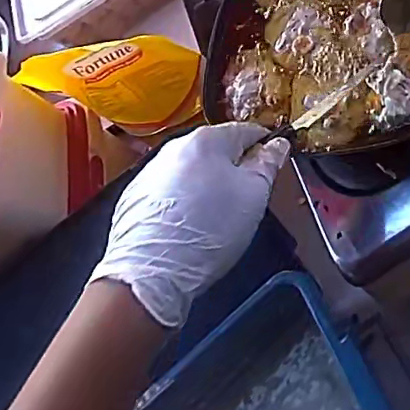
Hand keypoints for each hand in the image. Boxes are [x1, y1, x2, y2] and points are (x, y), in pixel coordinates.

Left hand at [89, 122, 289, 326]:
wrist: (147, 278)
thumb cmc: (209, 230)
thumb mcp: (255, 194)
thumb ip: (269, 162)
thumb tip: (277, 144)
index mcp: (209, 138)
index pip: (249, 130)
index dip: (265, 148)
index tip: (270, 168)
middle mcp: (176, 146)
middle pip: (218, 149)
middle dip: (233, 168)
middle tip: (243, 198)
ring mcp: (150, 172)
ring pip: (192, 169)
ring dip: (206, 184)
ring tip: (211, 217)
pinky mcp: (132, 199)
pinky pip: (168, 190)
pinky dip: (180, 201)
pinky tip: (184, 227)